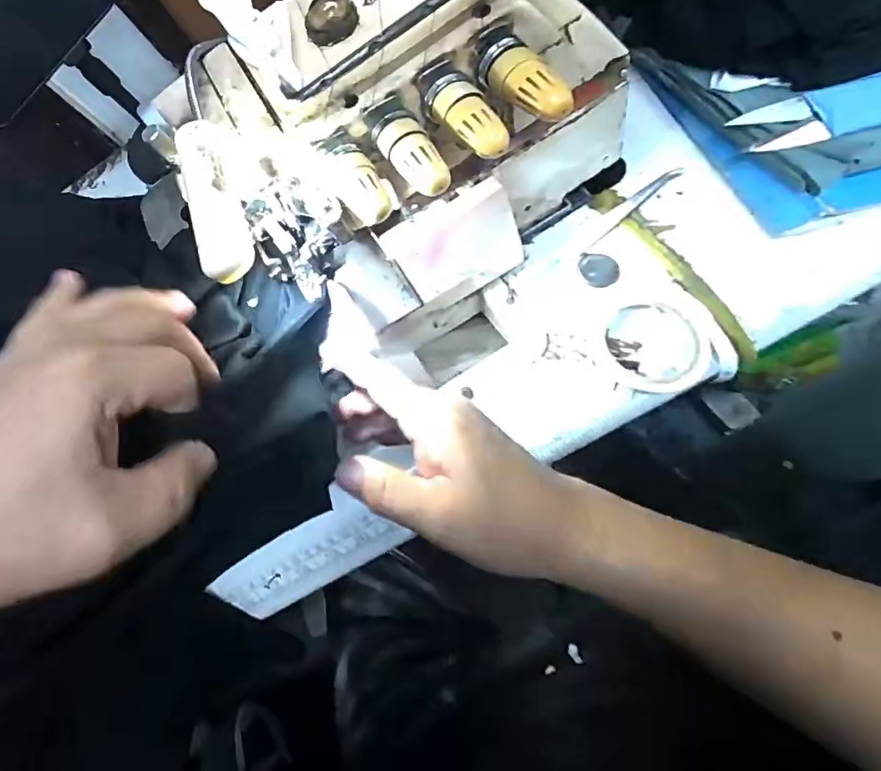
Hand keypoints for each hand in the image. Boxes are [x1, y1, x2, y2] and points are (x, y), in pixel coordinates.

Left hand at [0, 271, 221, 627]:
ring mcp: (24, 350)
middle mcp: (64, 345)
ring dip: (143, 304)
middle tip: (207, 376)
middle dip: (184, 341)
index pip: (171, 366)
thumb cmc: (10, 539)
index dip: (197, 391)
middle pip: (143, 319)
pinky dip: (67, 296)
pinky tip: (71, 284)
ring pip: (99, 305)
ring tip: (178, 308)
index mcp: (94, 375)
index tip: (197, 430)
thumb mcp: (111, 531)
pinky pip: (42, 314)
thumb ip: (174, 488)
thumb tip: (201, 453)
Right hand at [332, 359, 584, 580]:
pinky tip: (376, 450)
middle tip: (317, 424)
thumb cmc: (500, 521)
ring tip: (338, 438)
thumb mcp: (434, 513)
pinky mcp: (465, 435)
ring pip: (401, 408)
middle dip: (351, 403)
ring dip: (371, 419)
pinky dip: (392, 431)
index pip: (378, 379)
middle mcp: (443, 406)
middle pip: (387, 392)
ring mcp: (457, 419)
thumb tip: (340, 467)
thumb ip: (383, 488)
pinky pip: (417, 423)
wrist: (565, 527)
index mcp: (433, 414)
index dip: (346, 366)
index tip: (316, 354)